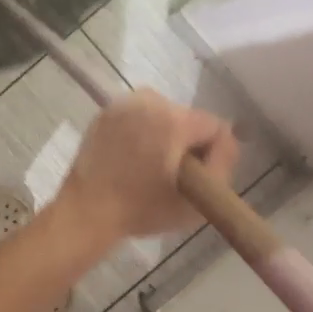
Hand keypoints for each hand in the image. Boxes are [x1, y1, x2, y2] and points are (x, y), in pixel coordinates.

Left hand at [56, 89, 238, 239]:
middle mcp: (150, 101)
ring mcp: (123, 104)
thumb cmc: (143, 209)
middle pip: (188, 119)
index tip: (198, 178)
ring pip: (163, 116)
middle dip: (187, 143)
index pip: (215, 127)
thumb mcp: (197, 200)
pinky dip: (141, 133)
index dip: (213, 154)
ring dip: (165, 137)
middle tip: (174, 174)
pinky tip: (132, 159)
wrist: (86, 210)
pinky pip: (138, 118)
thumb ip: (223, 167)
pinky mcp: (105, 113)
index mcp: (174, 119)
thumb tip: (226, 143)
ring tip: (152, 167)